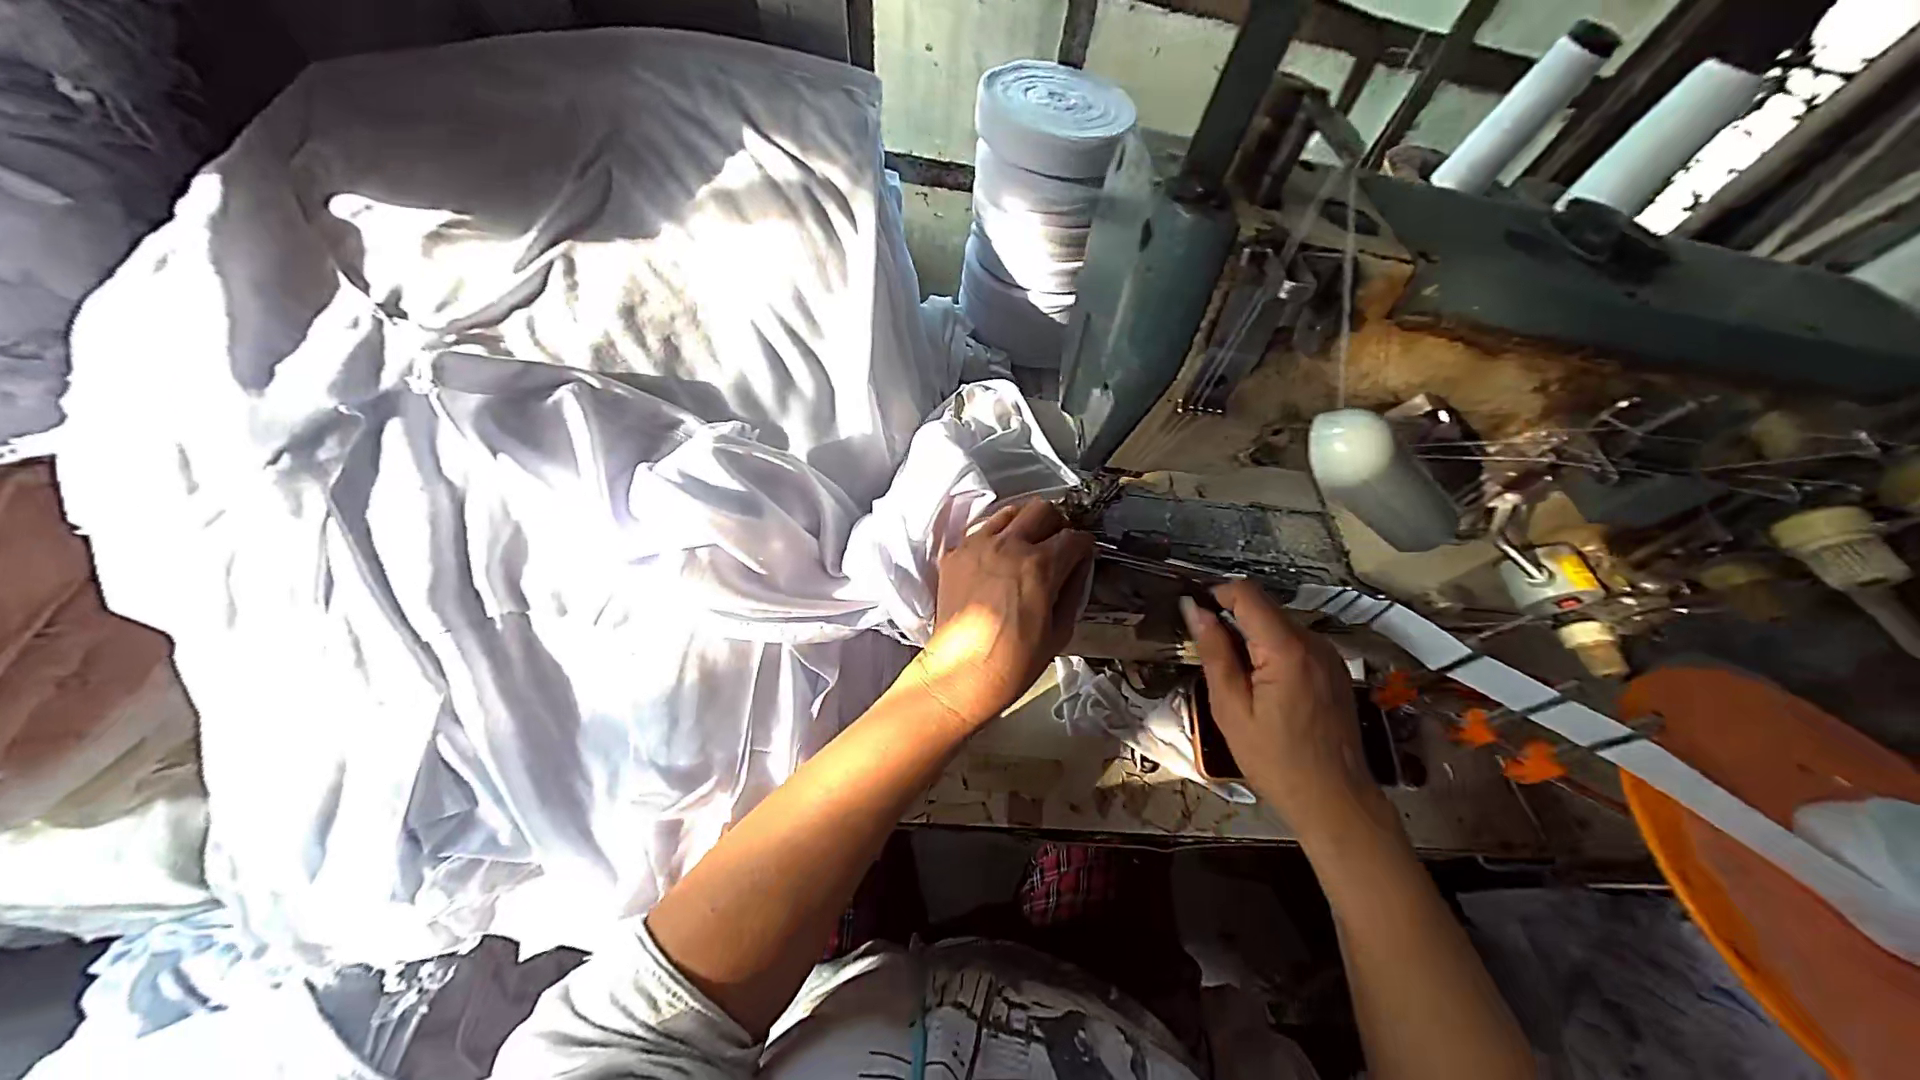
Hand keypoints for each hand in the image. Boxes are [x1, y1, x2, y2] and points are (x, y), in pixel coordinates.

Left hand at [914, 500, 1094, 727]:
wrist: (962, 672)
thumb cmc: (1015, 661)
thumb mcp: (1060, 631)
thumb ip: (1073, 590)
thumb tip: (1077, 569)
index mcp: (1041, 565)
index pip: (1075, 536)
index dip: (1085, 546)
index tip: (1083, 554)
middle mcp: (1009, 546)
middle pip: (1043, 509)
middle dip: (1057, 523)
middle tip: (1058, 542)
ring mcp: (978, 546)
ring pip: (1010, 512)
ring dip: (1025, 523)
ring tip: (1027, 543)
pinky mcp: (955, 555)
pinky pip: (981, 531)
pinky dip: (996, 537)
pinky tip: (998, 558)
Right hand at [1181, 581, 1389, 834]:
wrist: (1334, 800)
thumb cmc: (1277, 761)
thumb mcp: (1230, 708)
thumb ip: (1213, 651)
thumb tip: (1194, 610)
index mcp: (1287, 650)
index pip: (1247, 593)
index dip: (1215, 594)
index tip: (1193, 613)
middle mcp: (1314, 643)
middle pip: (1263, 607)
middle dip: (1231, 622)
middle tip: (1210, 658)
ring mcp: (1328, 655)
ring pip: (1277, 625)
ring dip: (1250, 639)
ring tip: (1237, 681)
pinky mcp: (1333, 669)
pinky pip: (1294, 644)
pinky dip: (1270, 652)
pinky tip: (1262, 687)